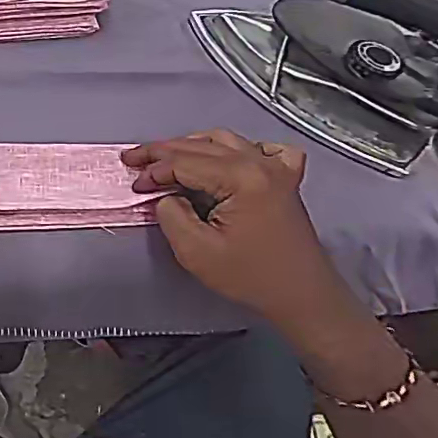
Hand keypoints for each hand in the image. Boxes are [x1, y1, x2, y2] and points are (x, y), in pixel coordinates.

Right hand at [122, 130, 356, 336]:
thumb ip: (172, 216)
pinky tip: (227, 157)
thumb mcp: (196, 252)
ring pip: (226, 141)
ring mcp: (277, 167)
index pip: (185, 162)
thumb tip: (166, 196)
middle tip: (134, 159)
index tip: (136, 186)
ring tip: (165, 157)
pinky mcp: (286, 179)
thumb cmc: (251, 277)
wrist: (303, 296)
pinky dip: (238, 148)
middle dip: (163, 152)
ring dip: (192, 146)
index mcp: (241, 177)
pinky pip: (261, 149)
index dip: (155, 171)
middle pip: (202, 146)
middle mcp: (260, 162)